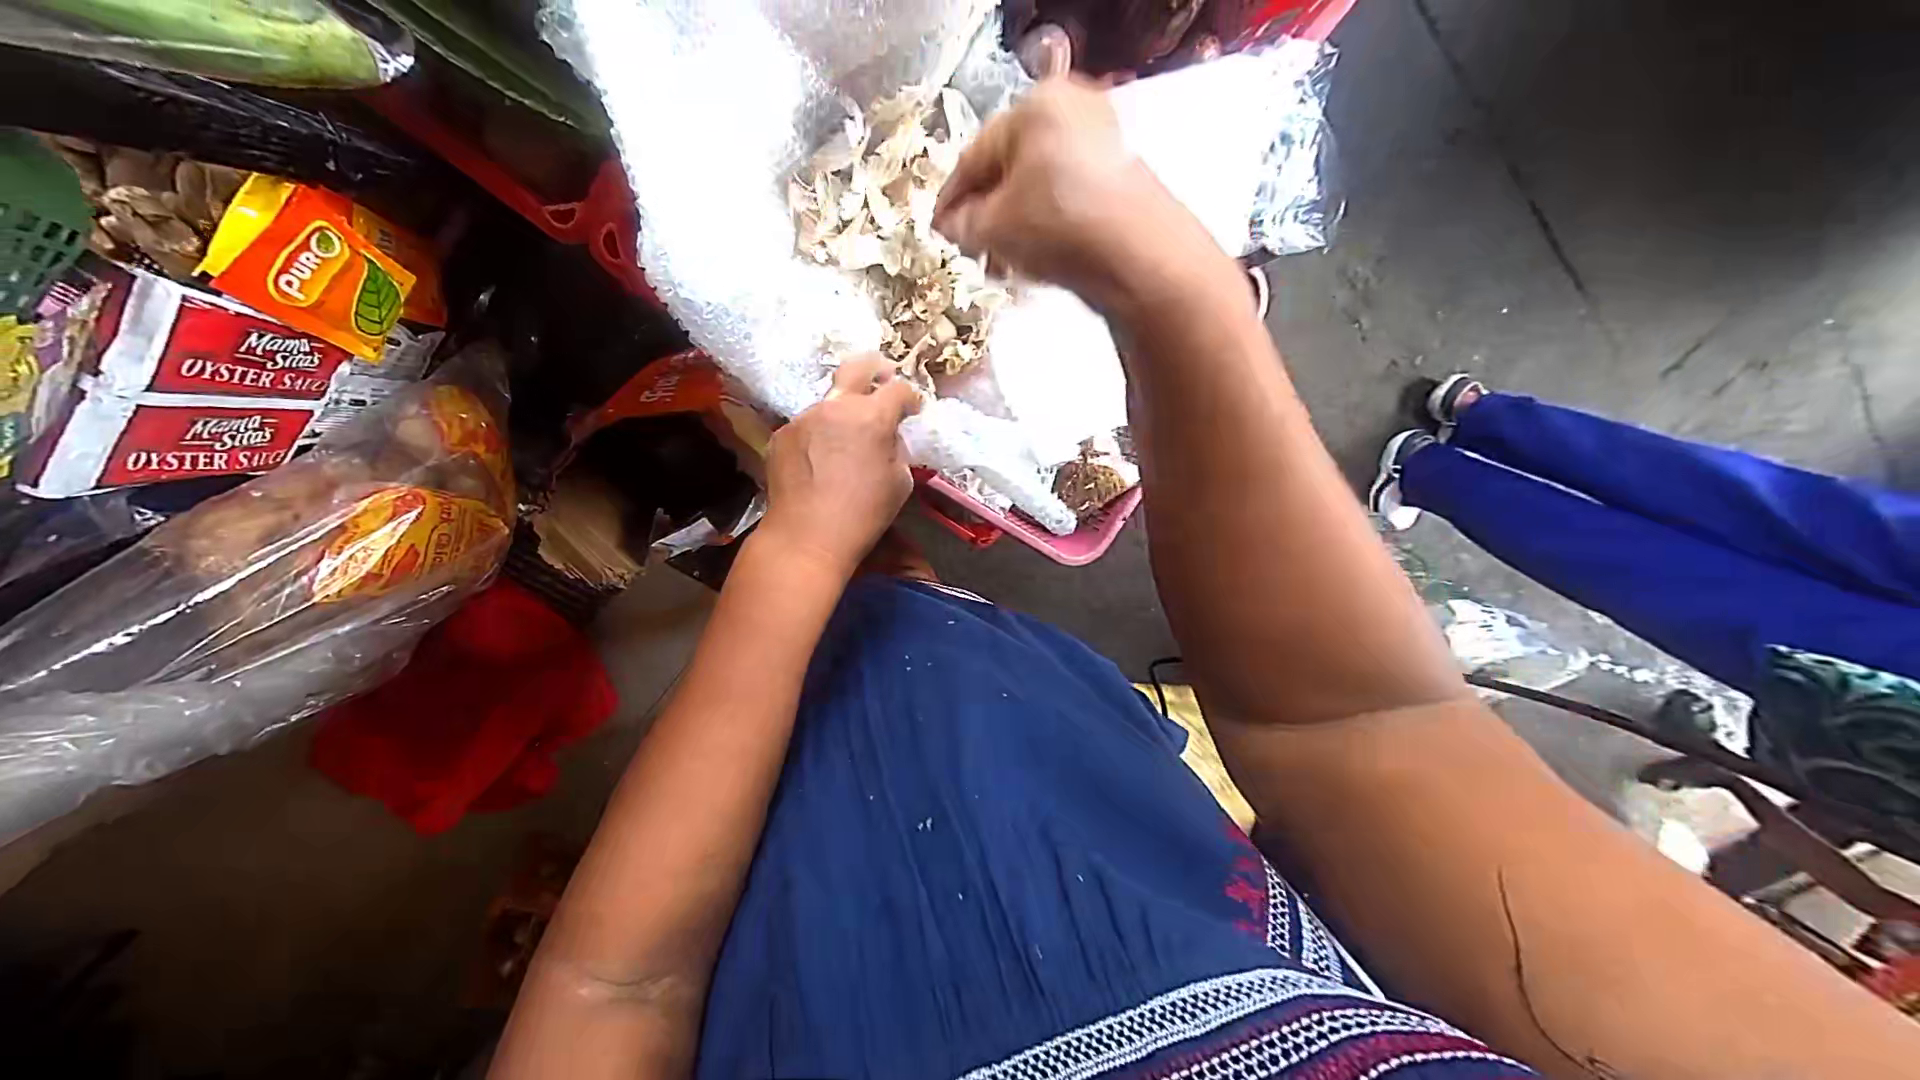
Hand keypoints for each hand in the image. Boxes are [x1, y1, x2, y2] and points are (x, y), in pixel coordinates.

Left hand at [758, 356, 922, 575]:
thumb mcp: (900, 482)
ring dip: (842, 415)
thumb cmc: (863, 515)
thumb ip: (897, 448)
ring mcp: (803, 418)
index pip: (899, 390)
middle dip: (876, 368)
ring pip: (829, 405)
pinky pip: (807, 427)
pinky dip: (818, 437)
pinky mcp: (781, 435)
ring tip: (845, 444)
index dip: (910, 398)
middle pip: (857, 367)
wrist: (806, 537)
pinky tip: (819, 463)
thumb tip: (888, 437)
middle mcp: (836, 407)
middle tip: (883, 377)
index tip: (912, 410)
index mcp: (872, 416)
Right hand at [932, 76, 1221, 309]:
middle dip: (985, 217)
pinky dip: (1042, 227)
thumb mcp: (994, 227)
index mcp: (1035, 106)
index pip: (974, 155)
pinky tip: (1031, 259)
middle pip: (1009, 171)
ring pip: (1038, 189)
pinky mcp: (1119, 180)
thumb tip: (951, 225)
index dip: (951, 199)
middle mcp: (1072, 112)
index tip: (936, 230)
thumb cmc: (1058, 226)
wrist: (1138, 258)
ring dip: (1012, 228)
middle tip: (968, 251)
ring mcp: (1101, 144)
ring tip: (999, 265)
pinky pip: (1065, 200)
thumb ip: (963, 224)